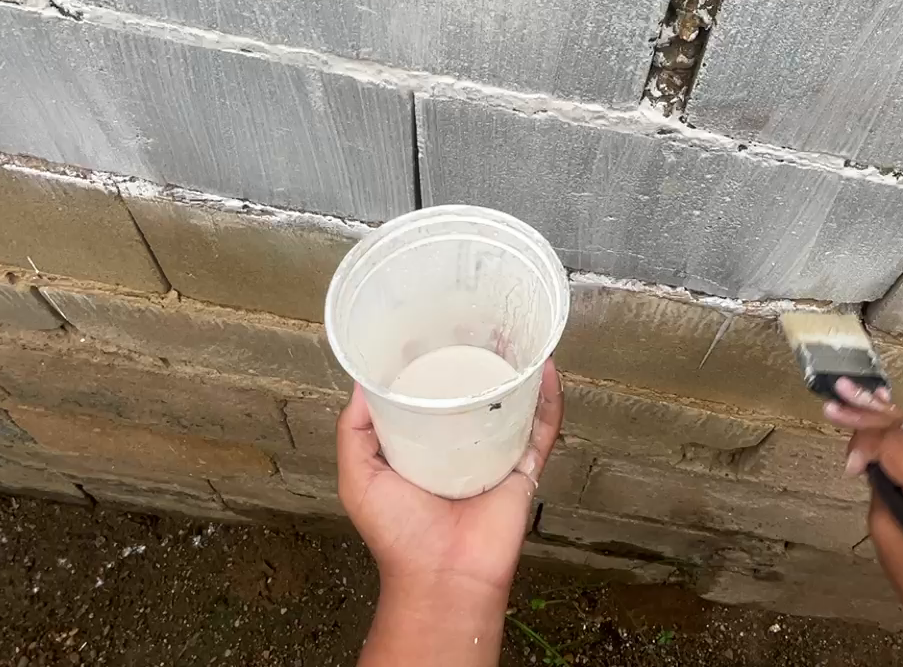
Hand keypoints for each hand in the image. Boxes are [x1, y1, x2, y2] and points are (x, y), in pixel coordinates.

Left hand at [339, 360, 562, 666]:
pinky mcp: (526, 464)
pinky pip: (543, 426)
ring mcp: (498, 452)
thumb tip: (361, 383)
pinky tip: (545, 368)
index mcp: (429, 444)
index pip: (436, 393)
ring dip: (519, 368)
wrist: (443, 577)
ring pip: (515, 401)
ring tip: (515, 334)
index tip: (433, 331)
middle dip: (482, 356)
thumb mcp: (360, 478)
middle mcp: (466, 443)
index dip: (436, 361)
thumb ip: (354, 433)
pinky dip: (548, 397)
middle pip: (479, 390)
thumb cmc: (399, 536)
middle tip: (479, 324)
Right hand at [826, 381, 902, 666]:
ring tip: (850, 394)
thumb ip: (879, 486)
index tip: (848, 467)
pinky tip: (881, 407)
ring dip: (884, 417)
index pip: (899, 446)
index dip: (865, 444)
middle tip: (835, 396)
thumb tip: (870, 454)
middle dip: (870, 416)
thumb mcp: (887, 535)